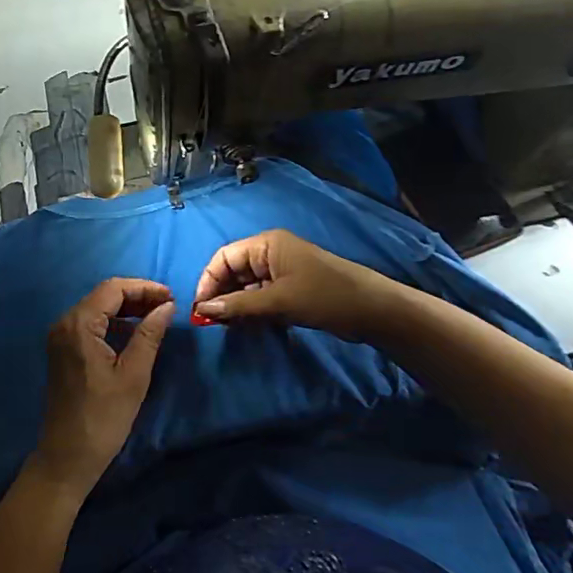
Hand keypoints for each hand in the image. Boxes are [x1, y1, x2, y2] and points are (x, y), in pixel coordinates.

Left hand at [32, 278, 175, 492]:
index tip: (171, 297)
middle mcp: (64, 324)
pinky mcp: (62, 351)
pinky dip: (113, 323)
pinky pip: (90, 325)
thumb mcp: (134, 375)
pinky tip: (134, 333)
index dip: (144, 288)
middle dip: (136, 296)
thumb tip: (167, 307)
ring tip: (157, 317)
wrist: (68, 455)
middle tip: (168, 306)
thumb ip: (149, 335)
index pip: (113, 289)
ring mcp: (60, 337)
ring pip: (97, 309)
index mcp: (79, 325)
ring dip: (126, 309)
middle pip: (103, 296)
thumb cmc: (103, 417)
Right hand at [192, 229, 400, 339]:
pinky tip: (245, 327)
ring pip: (245, 288)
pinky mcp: (289, 290)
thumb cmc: (324, 296)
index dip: (208, 282)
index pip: (223, 258)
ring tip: (228, 328)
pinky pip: (260, 298)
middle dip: (220, 296)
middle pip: (232, 272)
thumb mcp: (278, 302)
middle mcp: (270, 254)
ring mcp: (280, 272)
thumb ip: (238, 306)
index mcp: (266, 244)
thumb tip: (202, 310)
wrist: (372, 311)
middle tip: (212, 323)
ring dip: (235, 307)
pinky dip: (250, 311)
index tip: (200, 310)